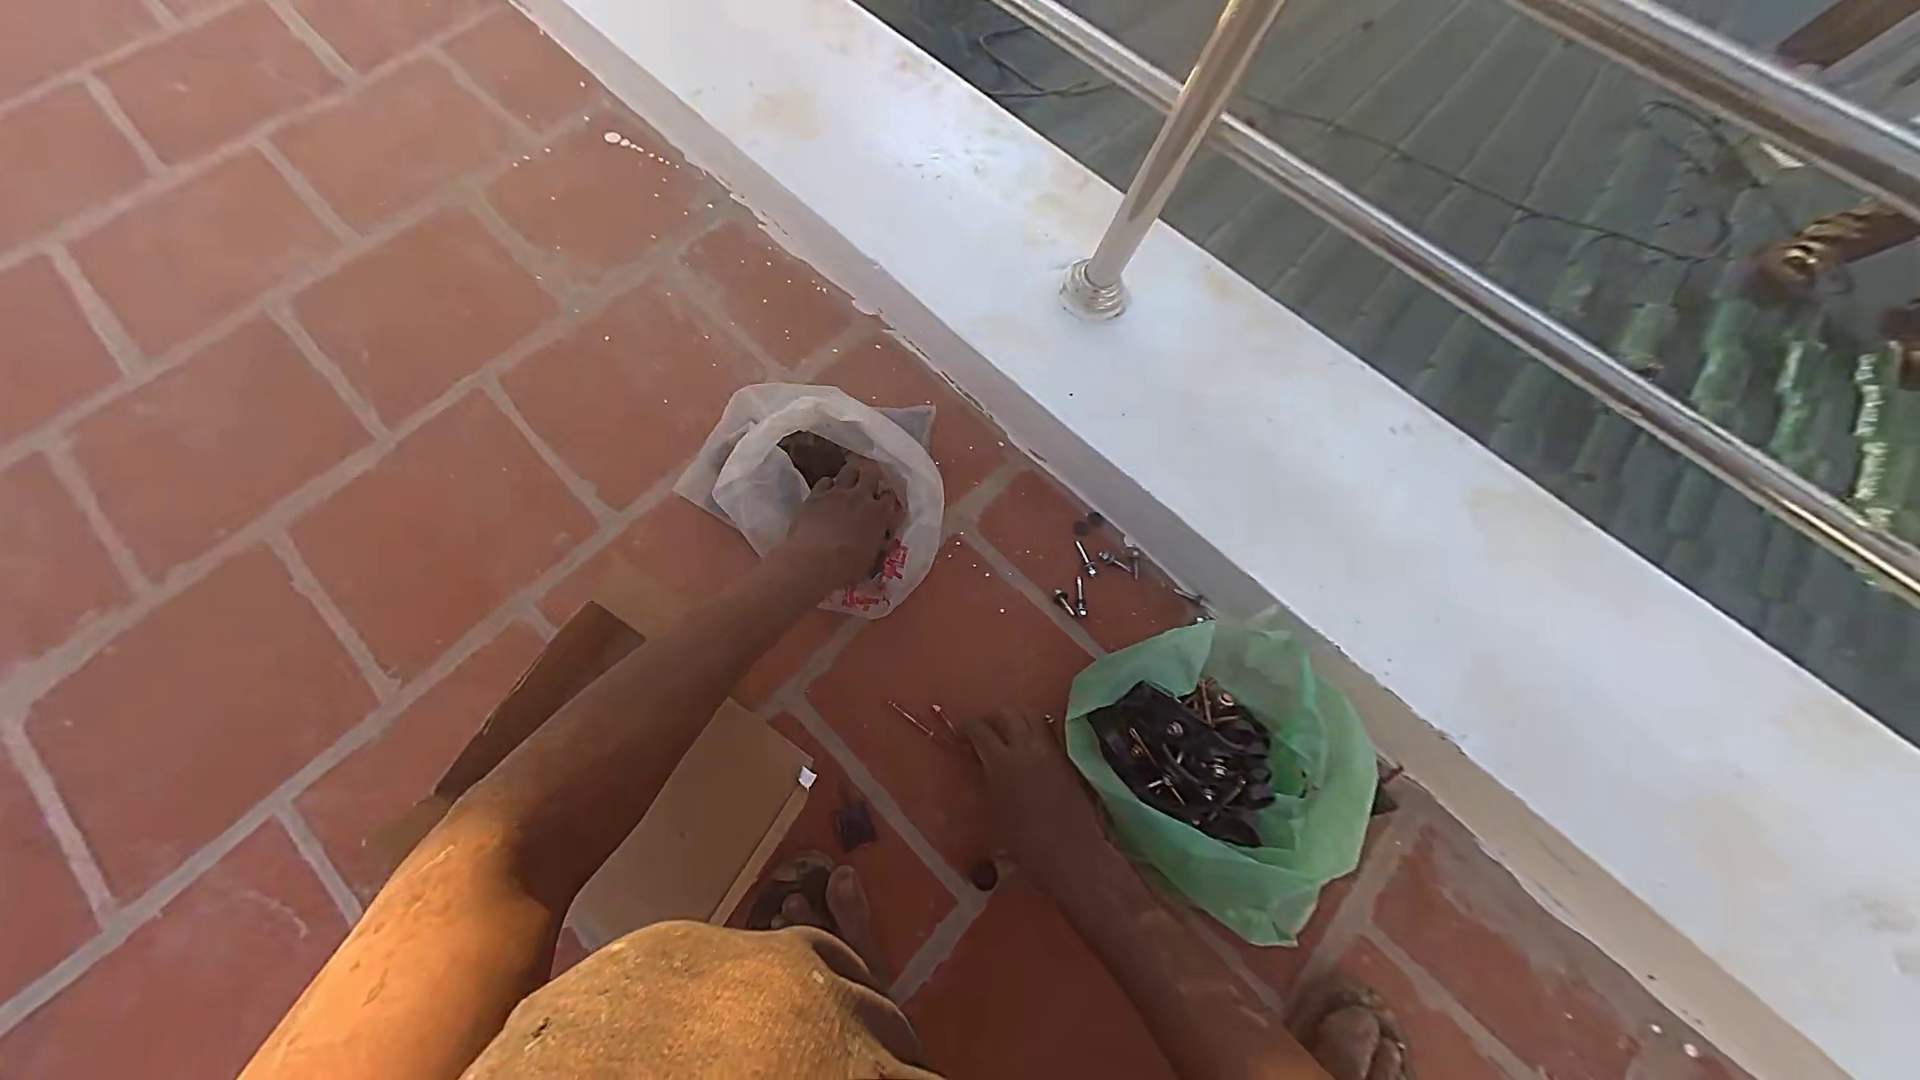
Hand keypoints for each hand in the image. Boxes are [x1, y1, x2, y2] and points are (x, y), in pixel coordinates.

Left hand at [780, 455, 901, 588]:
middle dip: (873, 475)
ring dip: (852, 474)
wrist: (813, 561)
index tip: (887, 502)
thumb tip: (884, 541)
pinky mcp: (816, 495)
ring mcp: (838, 493)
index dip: (889, 498)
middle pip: (872, 473)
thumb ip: (879, 544)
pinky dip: (829, 485)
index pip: (891, 496)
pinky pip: (826, 480)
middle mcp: (862, 497)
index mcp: (880, 514)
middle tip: (870, 482)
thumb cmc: (847, 567)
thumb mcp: (872, 559)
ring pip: (849, 470)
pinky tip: (827, 492)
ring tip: (850, 481)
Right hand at [960, 710, 1110, 894]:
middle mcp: (1025, 747)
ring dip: (1016, 721)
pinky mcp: (1066, 757)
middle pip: (1006, 714)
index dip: (969, 730)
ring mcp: (1049, 749)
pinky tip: (1032, 748)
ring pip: (1030, 717)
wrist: (1070, 852)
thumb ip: (984, 781)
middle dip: (992, 719)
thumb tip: (979, 763)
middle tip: (986, 733)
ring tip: (1010, 736)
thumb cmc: (1024, 842)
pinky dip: (1037, 732)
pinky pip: (1048, 732)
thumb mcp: (993, 812)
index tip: (964, 737)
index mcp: (1000, 761)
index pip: (980, 730)